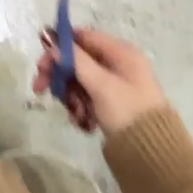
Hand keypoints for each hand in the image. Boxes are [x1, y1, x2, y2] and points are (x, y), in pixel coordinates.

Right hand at [33, 26, 167, 134]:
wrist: (153, 154)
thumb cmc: (128, 111)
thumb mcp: (101, 84)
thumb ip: (75, 61)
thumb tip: (53, 41)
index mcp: (121, 53)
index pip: (83, 37)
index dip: (60, 46)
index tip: (42, 62)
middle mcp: (118, 65)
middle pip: (78, 61)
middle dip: (60, 76)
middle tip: (40, 89)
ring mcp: (116, 86)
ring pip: (80, 82)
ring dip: (71, 97)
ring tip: (76, 114)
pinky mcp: (113, 105)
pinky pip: (88, 98)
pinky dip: (81, 109)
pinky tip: (84, 123)